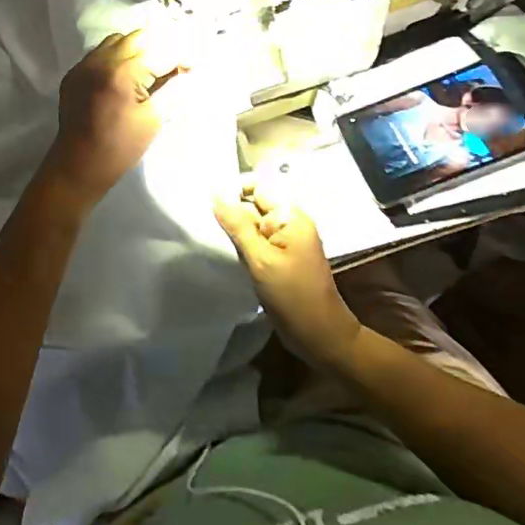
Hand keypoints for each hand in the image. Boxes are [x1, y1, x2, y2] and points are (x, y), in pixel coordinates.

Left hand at [39, 32, 178, 198]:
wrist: (79, 164)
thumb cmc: (121, 146)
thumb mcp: (154, 118)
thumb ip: (173, 88)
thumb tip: (190, 70)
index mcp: (123, 72)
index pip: (159, 52)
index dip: (179, 58)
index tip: (192, 66)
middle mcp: (100, 61)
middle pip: (136, 38)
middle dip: (156, 49)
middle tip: (170, 67)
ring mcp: (83, 66)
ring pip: (115, 42)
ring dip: (134, 50)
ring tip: (146, 71)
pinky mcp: (73, 74)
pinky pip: (98, 54)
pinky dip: (114, 59)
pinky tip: (122, 79)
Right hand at [214, 194, 362, 367]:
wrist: (319, 336)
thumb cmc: (293, 295)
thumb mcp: (261, 259)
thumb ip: (238, 225)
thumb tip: (216, 193)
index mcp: (291, 217)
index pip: (259, 188)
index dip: (234, 191)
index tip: (209, 203)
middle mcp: (289, 224)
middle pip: (254, 205)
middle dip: (231, 213)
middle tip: (204, 224)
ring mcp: (285, 242)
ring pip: (252, 225)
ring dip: (234, 231)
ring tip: (211, 239)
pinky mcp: (279, 259)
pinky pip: (256, 243)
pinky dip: (241, 246)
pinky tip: (225, 254)